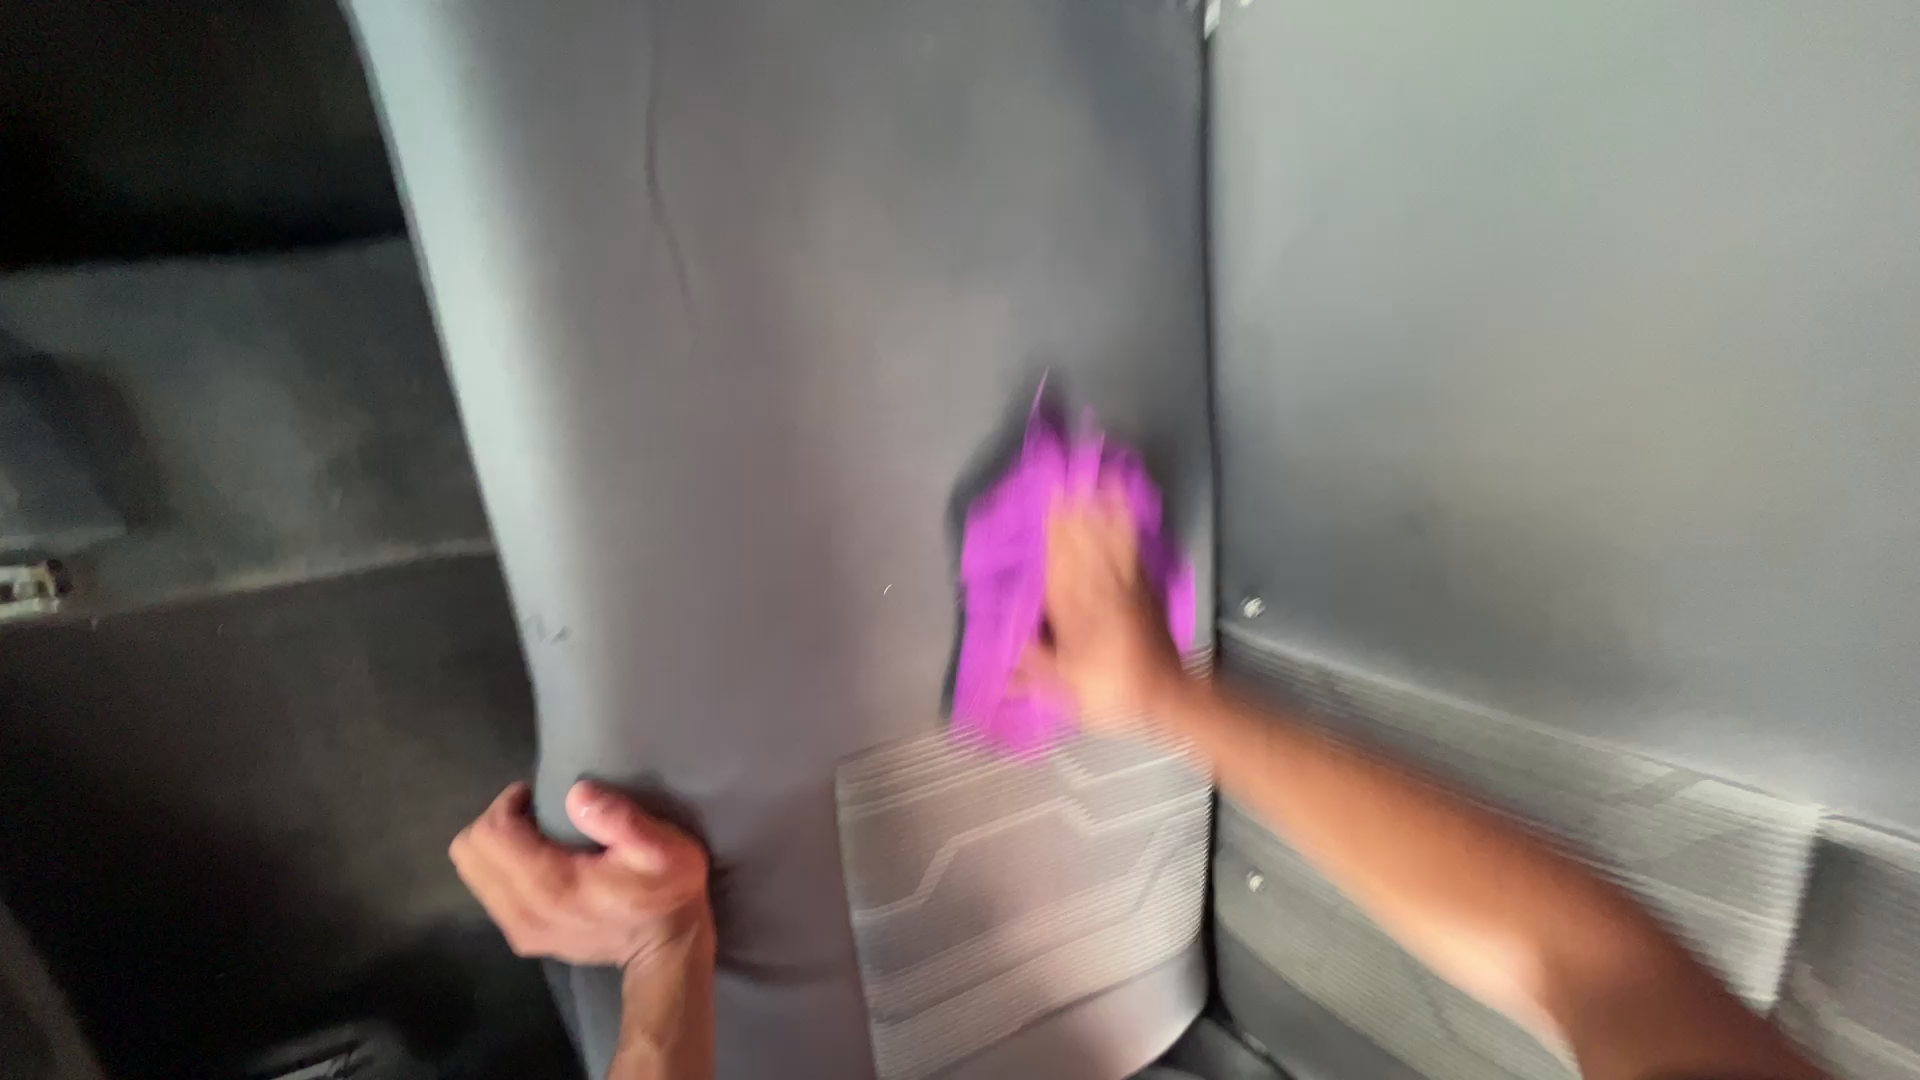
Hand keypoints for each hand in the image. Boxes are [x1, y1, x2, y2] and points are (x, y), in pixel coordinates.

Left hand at [450, 780, 711, 973]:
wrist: (667, 947)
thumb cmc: (667, 890)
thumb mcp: (662, 846)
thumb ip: (619, 818)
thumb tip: (577, 792)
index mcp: (550, 884)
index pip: (490, 835)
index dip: (508, 803)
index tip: (541, 793)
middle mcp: (521, 911)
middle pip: (468, 854)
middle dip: (497, 821)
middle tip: (538, 809)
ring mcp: (518, 930)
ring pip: (473, 873)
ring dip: (500, 844)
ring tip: (542, 832)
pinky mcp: (523, 937)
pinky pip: (489, 891)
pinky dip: (506, 867)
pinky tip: (546, 860)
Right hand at [1022, 492, 1190, 727]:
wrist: (1166, 695)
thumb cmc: (1113, 690)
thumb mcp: (1065, 686)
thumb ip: (1033, 667)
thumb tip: (1002, 659)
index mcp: (1076, 613)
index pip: (1059, 566)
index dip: (1053, 535)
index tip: (1047, 506)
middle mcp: (1098, 593)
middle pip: (1083, 547)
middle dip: (1074, 513)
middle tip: (1067, 480)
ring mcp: (1124, 588)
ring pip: (1106, 544)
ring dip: (1099, 513)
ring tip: (1093, 482)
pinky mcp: (1143, 589)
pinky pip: (1130, 552)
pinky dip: (1124, 529)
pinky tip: (1122, 510)